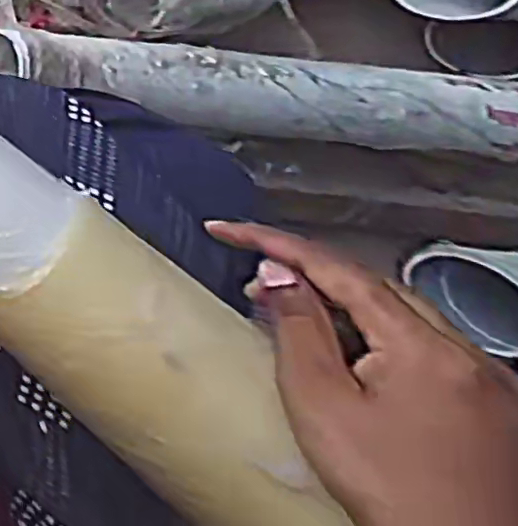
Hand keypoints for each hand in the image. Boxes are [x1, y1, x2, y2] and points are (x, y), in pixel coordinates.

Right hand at [208, 221, 517, 525]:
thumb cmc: (392, 485)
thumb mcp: (318, 394)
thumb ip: (298, 324)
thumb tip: (277, 272)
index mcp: (429, 352)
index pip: (338, 269)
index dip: (274, 241)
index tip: (226, 229)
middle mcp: (471, 360)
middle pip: (374, 284)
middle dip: (306, 267)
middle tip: (249, 271)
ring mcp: (488, 385)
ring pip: (399, 311)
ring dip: (336, 297)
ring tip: (283, 305)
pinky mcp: (487, 407)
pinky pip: (420, 342)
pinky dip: (369, 325)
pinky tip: (338, 342)